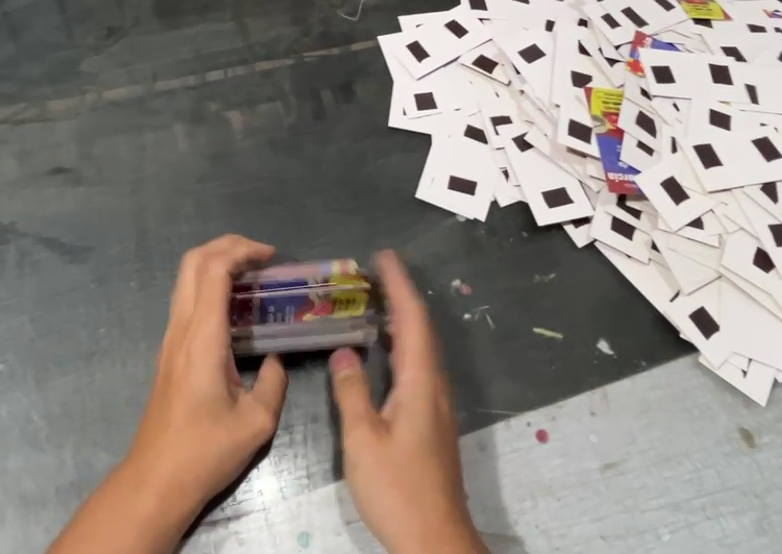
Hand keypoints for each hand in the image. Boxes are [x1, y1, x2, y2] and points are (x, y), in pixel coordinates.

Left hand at [49, 235, 286, 553]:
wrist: (155, 481)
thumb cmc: (204, 452)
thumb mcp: (256, 423)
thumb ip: (273, 384)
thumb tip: (276, 362)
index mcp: (202, 338)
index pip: (213, 270)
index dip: (242, 251)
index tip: (271, 257)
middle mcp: (181, 328)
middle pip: (193, 261)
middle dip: (227, 245)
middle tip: (261, 256)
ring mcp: (171, 338)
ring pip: (185, 277)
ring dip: (217, 262)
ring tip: (252, 274)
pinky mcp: (170, 350)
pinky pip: (187, 298)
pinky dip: (210, 284)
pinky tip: (236, 305)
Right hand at [330, 251, 485, 553]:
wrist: (435, 538)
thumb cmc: (398, 488)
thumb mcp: (363, 441)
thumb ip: (352, 392)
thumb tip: (344, 350)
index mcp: (420, 381)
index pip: (412, 319)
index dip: (399, 285)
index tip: (384, 256)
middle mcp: (434, 385)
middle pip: (421, 328)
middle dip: (400, 295)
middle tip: (373, 272)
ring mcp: (437, 403)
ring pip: (421, 347)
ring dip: (401, 319)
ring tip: (375, 300)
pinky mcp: (432, 419)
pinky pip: (418, 365)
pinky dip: (401, 344)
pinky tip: (382, 350)